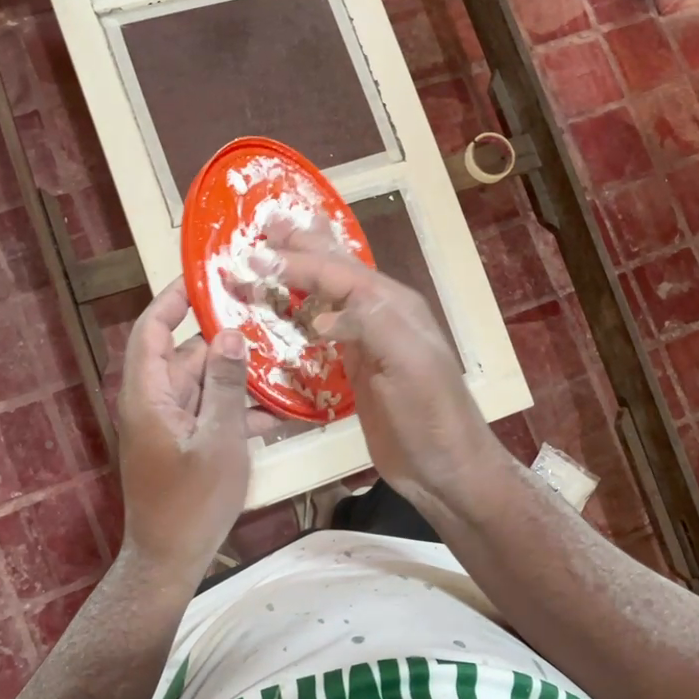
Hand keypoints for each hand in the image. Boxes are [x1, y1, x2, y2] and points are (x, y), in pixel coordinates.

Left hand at [116, 280, 271, 577]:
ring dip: (234, 377)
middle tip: (263, 317)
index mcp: (148, 395)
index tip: (203, 276)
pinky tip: (275, 411)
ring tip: (280, 359)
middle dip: (221, 338)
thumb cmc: (191, 501)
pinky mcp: (182, 445)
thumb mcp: (217, 440)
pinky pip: (207, 413)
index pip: (153, 330)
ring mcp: (168, 425)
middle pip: (184, 356)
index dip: (172, 299)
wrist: (169, 559)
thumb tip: (230, 334)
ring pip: (201, 385)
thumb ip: (223, 385)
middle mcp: (153, 402)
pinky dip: (233, 409)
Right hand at [264, 228, 506, 507]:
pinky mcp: (356, 370)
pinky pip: (322, 333)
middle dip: (301, 248)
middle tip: (263, 229)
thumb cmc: (430, 417)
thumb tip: (323, 310)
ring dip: (297, 277)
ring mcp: (368, 343)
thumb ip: (372, 326)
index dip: (298, 261)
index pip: (339, 273)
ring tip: (268, 258)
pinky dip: (299, 317)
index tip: (254, 256)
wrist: (445, 470)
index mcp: (394, 306)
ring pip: (327, 297)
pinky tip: (283, 313)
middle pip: (336, 272)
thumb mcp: (410, 365)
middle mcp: (381, 315)